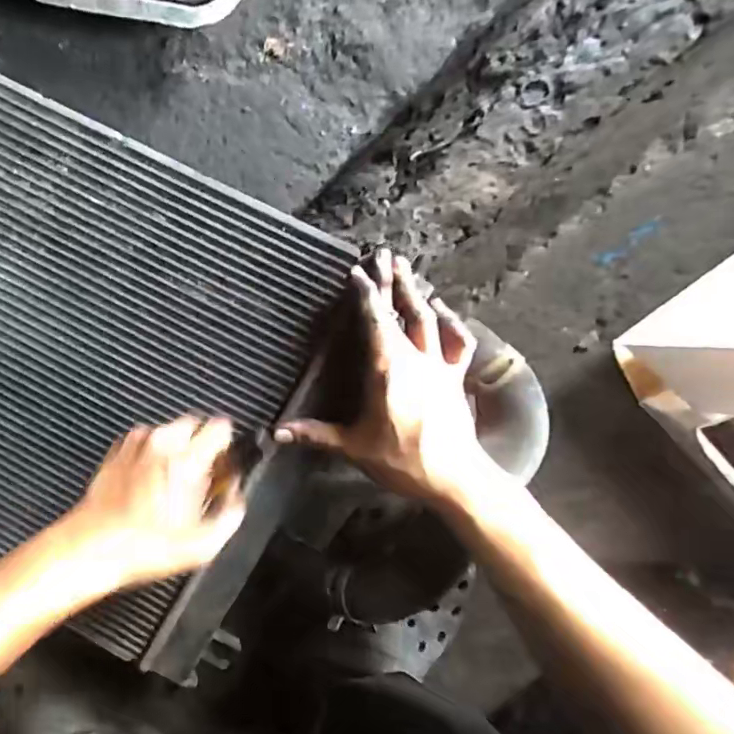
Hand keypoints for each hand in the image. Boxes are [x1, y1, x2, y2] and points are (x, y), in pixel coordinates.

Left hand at [54, 416, 247, 590]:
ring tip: (171, 486)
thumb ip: (231, 515)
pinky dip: (150, 456)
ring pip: (167, 432)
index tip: (224, 464)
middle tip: (199, 477)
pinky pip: (143, 442)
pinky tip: (148, 486)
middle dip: (200, 445)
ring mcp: (134, 445)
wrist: (92, 546)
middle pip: (193, 424)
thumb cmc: (139, 547)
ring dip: (174, 451)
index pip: (221, 426)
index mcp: (185, 461)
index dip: (227, 445)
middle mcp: (159, 445)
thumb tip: (236, 500)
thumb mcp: (202, 545)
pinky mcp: (115, 451)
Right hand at [276, 249, 500, 505]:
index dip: (364, 295)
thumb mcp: (351, 446)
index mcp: (386, 370)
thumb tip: (275, 433)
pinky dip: (451, 321)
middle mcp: (415, 360)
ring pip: (431, 320)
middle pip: (405, 311)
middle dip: (393, 282)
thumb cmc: (401, 459)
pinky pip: (457, 342)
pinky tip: (443, 309)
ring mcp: (440, 367)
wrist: (456, 478)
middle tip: (385, 255)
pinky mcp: (456, 379)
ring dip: (417, 293)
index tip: (355, 271)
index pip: (374, 322)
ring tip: (407, 270)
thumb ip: (314, 435)